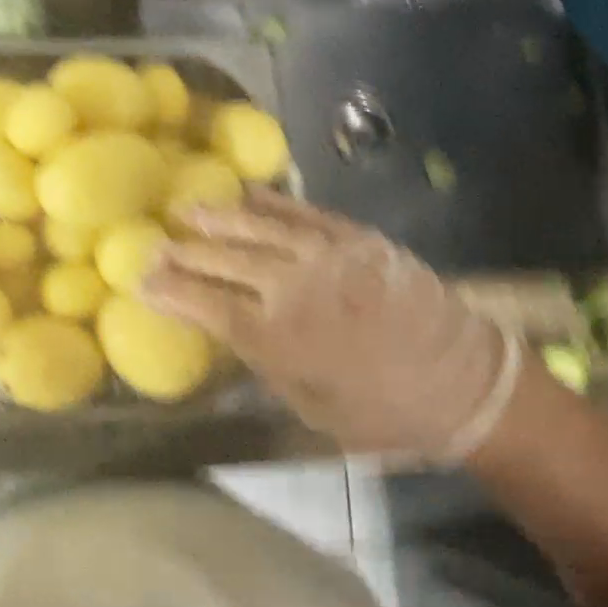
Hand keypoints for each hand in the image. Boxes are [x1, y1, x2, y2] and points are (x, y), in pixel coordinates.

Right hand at [142, 189, 523, 461]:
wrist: (465, 386)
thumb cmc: (381, 413)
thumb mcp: (309, 405)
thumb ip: (266, 361)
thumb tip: (236, 329)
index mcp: (278, 339)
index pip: (207, 307)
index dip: (171, 293)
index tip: (143, 282)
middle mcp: (294, 289)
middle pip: (225, 262)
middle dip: (184, 254)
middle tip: (153, 245)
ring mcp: (327, 257)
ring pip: (258, 228)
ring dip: (218, 218)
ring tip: (186, 209)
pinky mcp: (357, 239)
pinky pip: (304, 213)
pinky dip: (272, 202)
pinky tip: (247, 193)